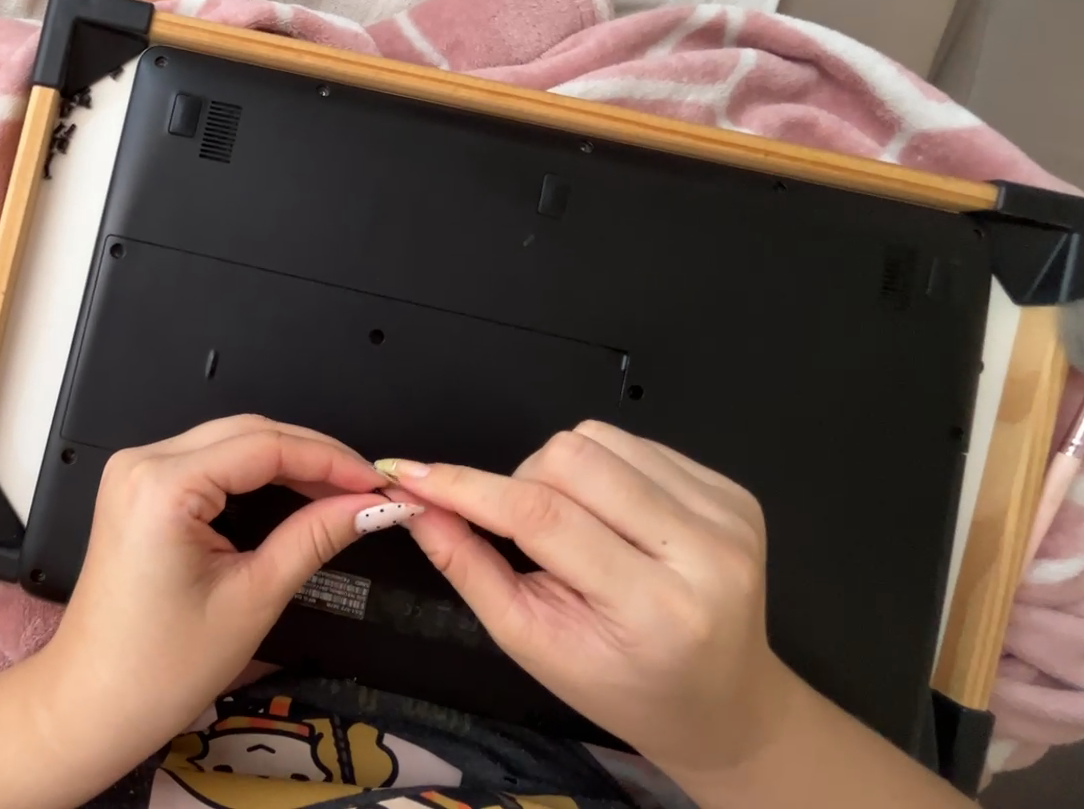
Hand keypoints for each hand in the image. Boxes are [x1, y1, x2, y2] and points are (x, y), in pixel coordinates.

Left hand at [34, 415, 407, 774]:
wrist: (95, 699)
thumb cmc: (162, 665)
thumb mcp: (252, 597)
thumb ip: (314, 537)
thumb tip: (369, 505)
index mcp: (162, 484)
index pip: (263, 445)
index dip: (329, 459)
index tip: (376, 481)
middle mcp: (141, 461)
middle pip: (245, 432)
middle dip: (311, 455)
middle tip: (365, 486)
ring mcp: (134, 470)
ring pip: (228, 440)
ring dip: (285, 460)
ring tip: (339, 490)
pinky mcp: (138, 486)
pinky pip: (206, 459)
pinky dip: (253, 472)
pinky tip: (291, 491)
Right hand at [380, 420, 800, 780]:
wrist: (726, 705)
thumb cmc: (617, 683)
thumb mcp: (526, 638)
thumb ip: (465, 563)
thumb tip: (412, 502)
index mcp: (655, 606)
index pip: (540, 517)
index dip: (465, 486)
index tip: (409, 474)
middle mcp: (705, 552)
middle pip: (569, 458)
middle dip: (521, 481)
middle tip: (524, 531)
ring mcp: (727, 515)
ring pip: (596, 438)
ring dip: (557, 472)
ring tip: (572, 525)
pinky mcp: (733, 492)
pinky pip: (630, 441)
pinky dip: (596, 469)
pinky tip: (610, 516)